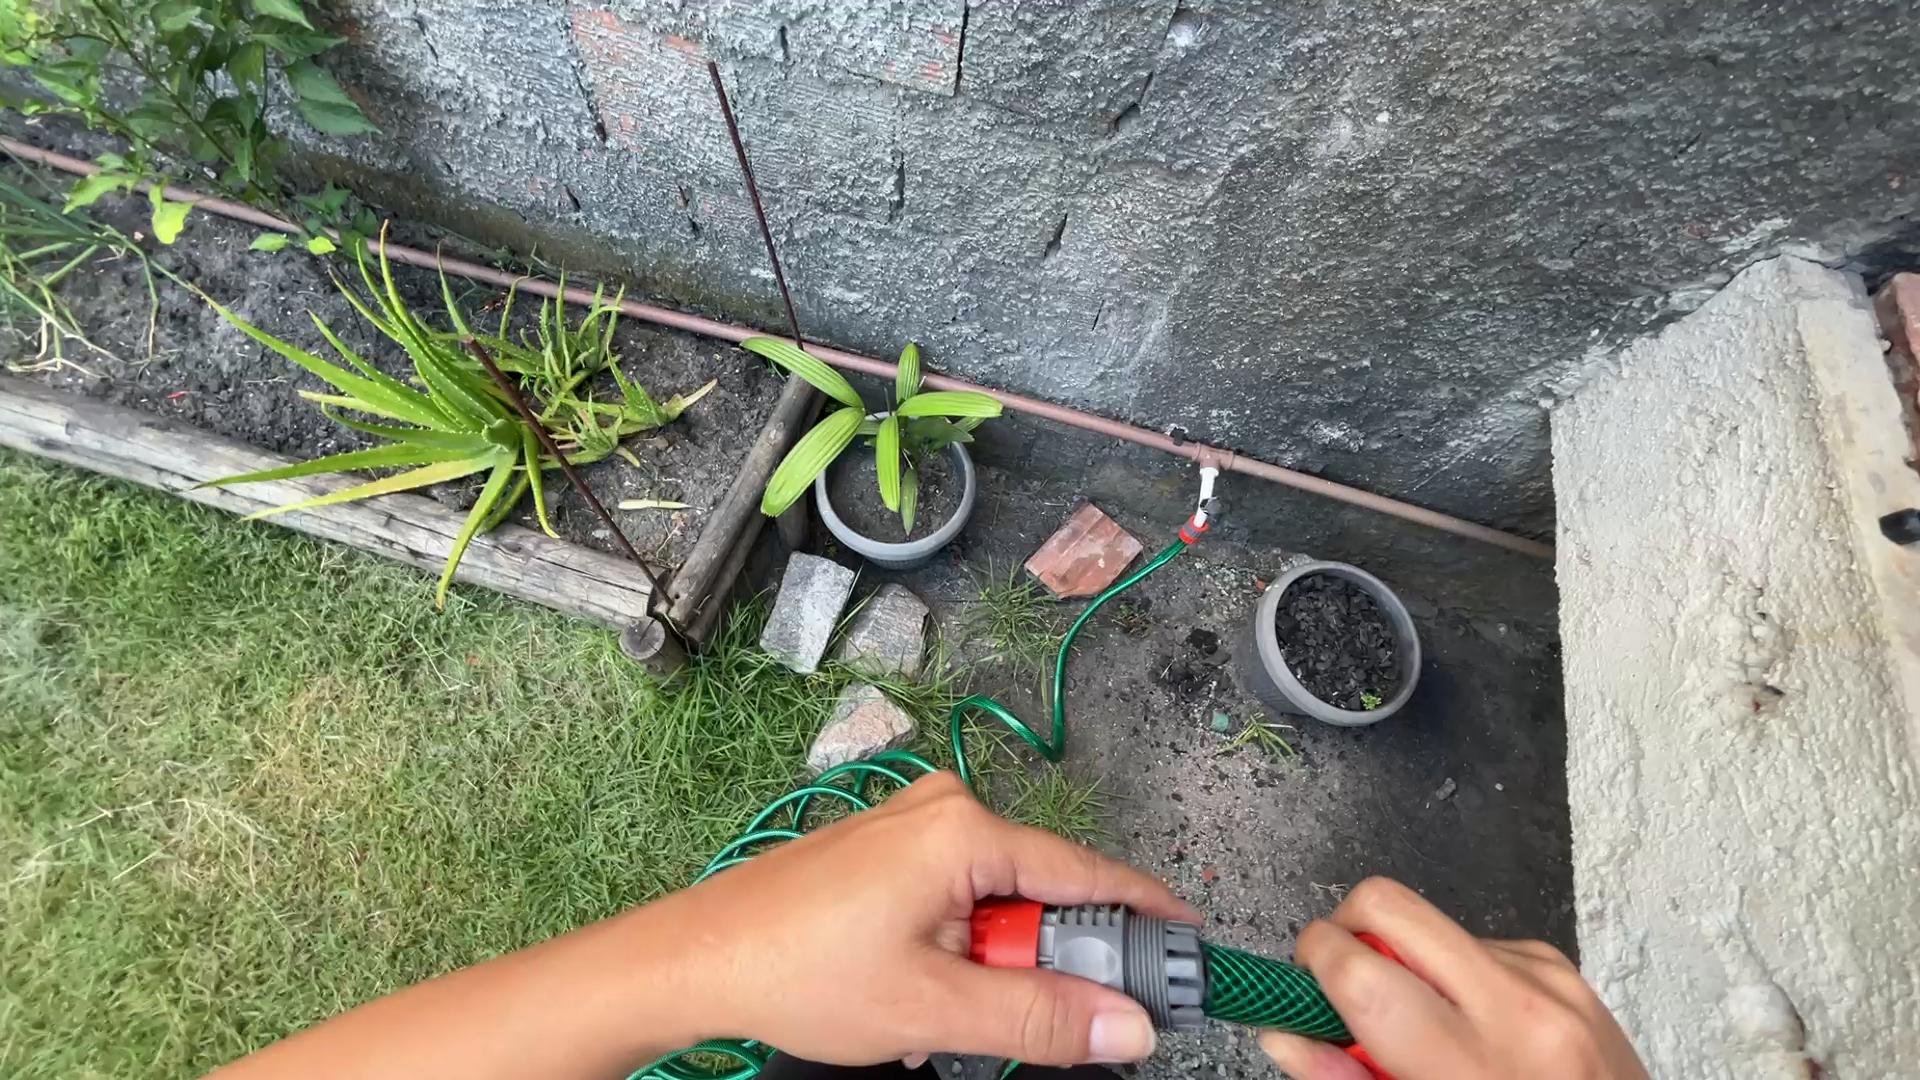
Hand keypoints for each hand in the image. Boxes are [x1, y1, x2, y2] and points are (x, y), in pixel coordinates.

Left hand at [662, 770, 1197, 1065]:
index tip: (1189, 939)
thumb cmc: (811, 973)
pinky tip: (931, 974)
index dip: (1139, 907)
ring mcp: (917, 813)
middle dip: (1052, 949)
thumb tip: (1133, 1025)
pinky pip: (960, 880)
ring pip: (997, 887)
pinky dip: (969, 930)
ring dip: (1001, 949)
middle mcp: (947, 803)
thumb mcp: (933, 1007)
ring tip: (957, 1006)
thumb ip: (1038, 1016)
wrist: (704, 951)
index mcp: (963, 827)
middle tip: (1056, 1014)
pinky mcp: (896, 834)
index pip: (1079, 868)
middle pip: (1037, 880)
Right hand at [1256, 879, 1647, 1079]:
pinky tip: (1474, 1025)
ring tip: (1428, 1025)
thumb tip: (1279, 1031)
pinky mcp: (1561, 965)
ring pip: (1422, 918)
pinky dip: (1447, 971)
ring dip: (1400, 956)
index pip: (1359, 968)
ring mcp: (1548, 978)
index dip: (1312, 962)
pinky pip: (1467, 938)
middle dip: (1344, 927)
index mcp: (1477, 1068)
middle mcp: (1519, 1008)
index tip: (1306, 986)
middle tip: (1346, 982)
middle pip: (1384, 900)